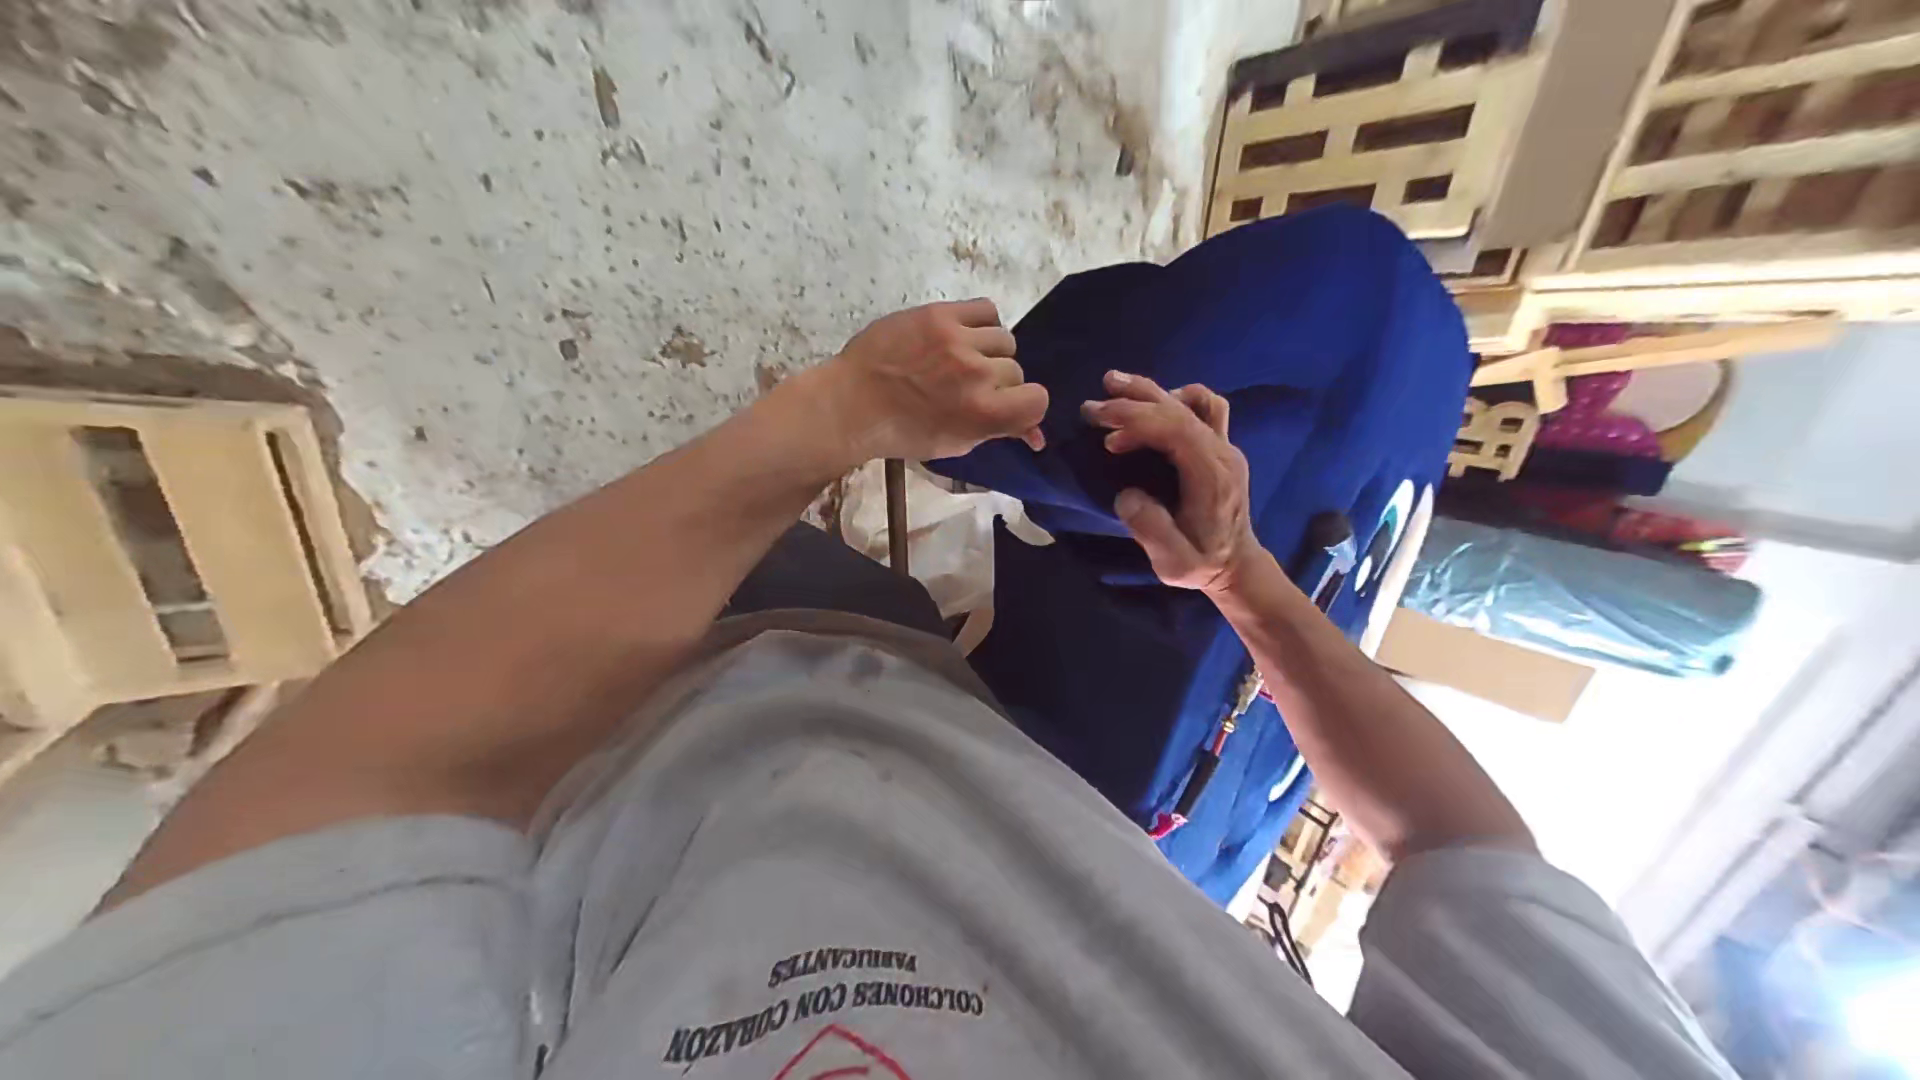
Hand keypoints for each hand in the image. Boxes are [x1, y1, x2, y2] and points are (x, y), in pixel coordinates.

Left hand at [813, 299, 1048, 462]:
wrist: (852, 404)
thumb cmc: (902, 432)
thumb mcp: (955, 444)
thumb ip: (997, 432)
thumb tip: (1036, 435)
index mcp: (982, 413)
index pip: (1037, 400)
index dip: (1026, 406)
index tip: (1009, 407)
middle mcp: (976, 373)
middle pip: (1016, 370)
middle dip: (999, 382)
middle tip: (969, 388)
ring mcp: (958, 340)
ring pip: (1004, 339)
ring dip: (990, 353)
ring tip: (962, 360)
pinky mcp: (939, 314)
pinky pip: (986, 309)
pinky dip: (981, 324)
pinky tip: (964, 336)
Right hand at [1082, 370, 1261, 593]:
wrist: (1236, 565)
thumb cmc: (1203, 564)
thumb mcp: (1175, 564)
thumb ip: (1151, 530)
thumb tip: (1126, 495)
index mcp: (1212, 476)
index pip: (1176, 429)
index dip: (1136, 420)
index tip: (1101, 427)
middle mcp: (1223, 453)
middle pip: (1180, 408)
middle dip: (1132, 401)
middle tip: (1091, 407)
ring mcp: (1226, 446)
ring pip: (1194, 400)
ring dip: (1152, 392)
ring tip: (1113, 385)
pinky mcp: (1221, 446)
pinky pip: (1205, 407)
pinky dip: (1175, 399)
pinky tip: (1151, 404)